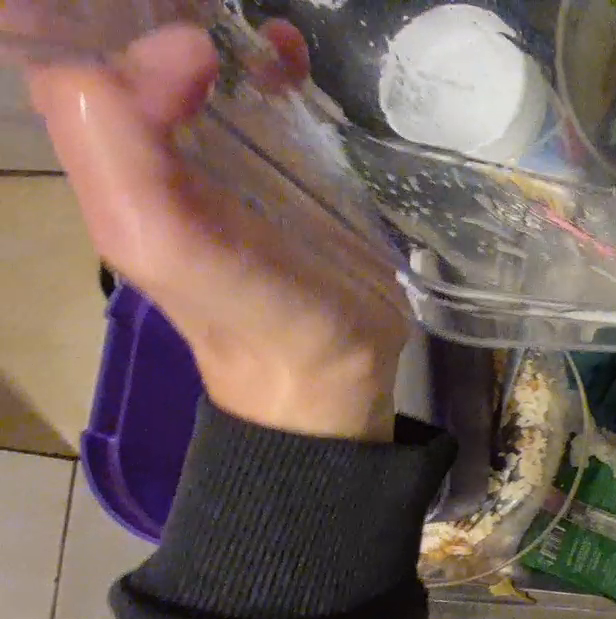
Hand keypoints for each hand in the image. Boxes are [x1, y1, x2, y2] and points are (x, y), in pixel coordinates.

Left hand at [28, 22, 410, 441]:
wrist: (330, 370)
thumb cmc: (247, 312)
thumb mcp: (159, 235)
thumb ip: (123, 137)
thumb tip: (184, 42)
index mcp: (109, 150)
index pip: (71, 46)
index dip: (101, 17)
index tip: (167, 13)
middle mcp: (161, 140)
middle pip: (132, 45)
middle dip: (157, 11)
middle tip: (206, 8)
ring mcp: (232, 153)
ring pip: (202, 62)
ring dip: (220, 29)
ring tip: (256, 27)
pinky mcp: (298, 171)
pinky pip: (271, 97)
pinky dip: (276, 63)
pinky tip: (293, 56)